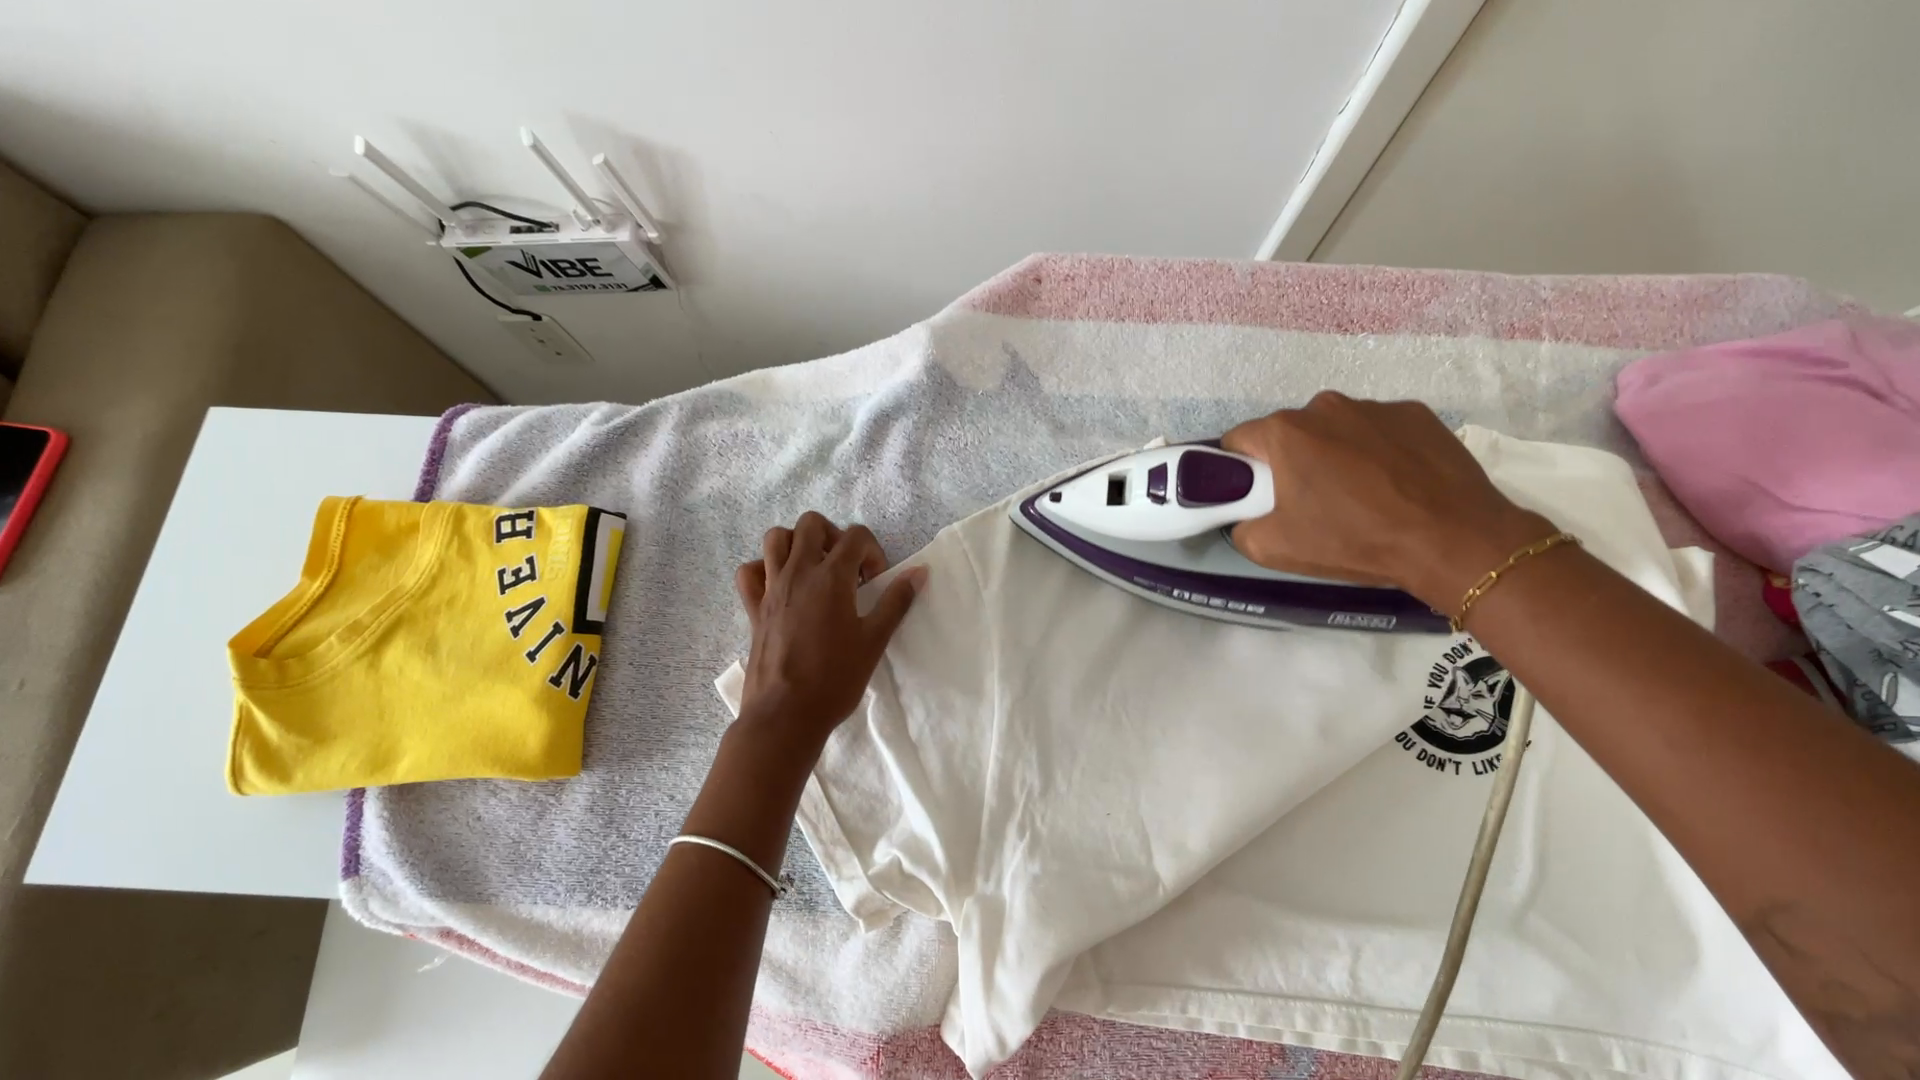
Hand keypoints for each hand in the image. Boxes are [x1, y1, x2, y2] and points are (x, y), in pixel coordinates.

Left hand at [733, 512, 926, 745]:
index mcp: (831, 577)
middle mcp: (798, 573)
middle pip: (811, 524)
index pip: (856, 536)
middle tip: (846, 569)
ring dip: (798, 544)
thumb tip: (919, 572)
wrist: (786, 715)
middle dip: (834, 536)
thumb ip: (896, 602)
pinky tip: (781, 586)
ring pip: (776, 538)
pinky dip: (763, 569)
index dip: (872, 552)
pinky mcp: (753, 609)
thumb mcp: (874, 641)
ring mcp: (771, 588)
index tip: (875, 582)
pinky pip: (749, 573)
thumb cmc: (835, 679)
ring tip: (815, 570)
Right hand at [1221, 392, 1555, 614]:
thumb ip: (1242, 527)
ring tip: (1361, 495)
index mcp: (1285, 432)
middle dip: (1291, 461)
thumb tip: (1246, 518)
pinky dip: (1377, 452)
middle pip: (1289, 433)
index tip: (1254, 496)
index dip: (1239, 470)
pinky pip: (1379, 431)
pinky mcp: (1416, 414)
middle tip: (1310, 503)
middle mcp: (1325, 406)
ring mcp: (1374, 406)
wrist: (1452, 541)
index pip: (1239, 440)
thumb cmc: (1354, 541)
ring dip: (1336, 454)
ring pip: (1336, 429)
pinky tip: (1395, 484)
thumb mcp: (1274, 549)